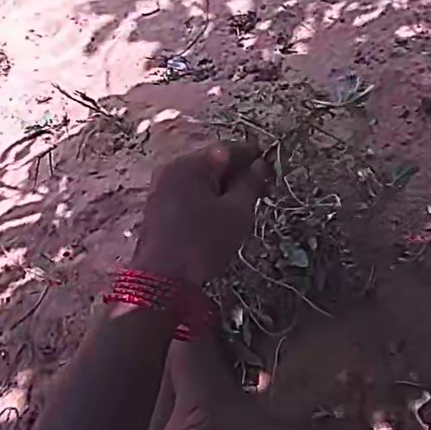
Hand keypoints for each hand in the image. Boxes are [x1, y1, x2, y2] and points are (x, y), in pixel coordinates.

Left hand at [132, 143, 272, 284]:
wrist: (163, 279)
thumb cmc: (204, 242)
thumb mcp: (237, 212)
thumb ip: (251, 184)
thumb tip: (260, 166)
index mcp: (190, 164)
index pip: (227, 149)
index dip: (253, 155)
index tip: (272, 164)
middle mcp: (171, 170)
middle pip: (212, 164)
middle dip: (238, 174)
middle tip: (263, 188)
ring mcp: (161, 190)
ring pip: (201, 181)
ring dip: (224, 189)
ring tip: (245, 205)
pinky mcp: (158, 210)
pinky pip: (189, 195)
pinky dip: (208, 200)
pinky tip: (222, 215)